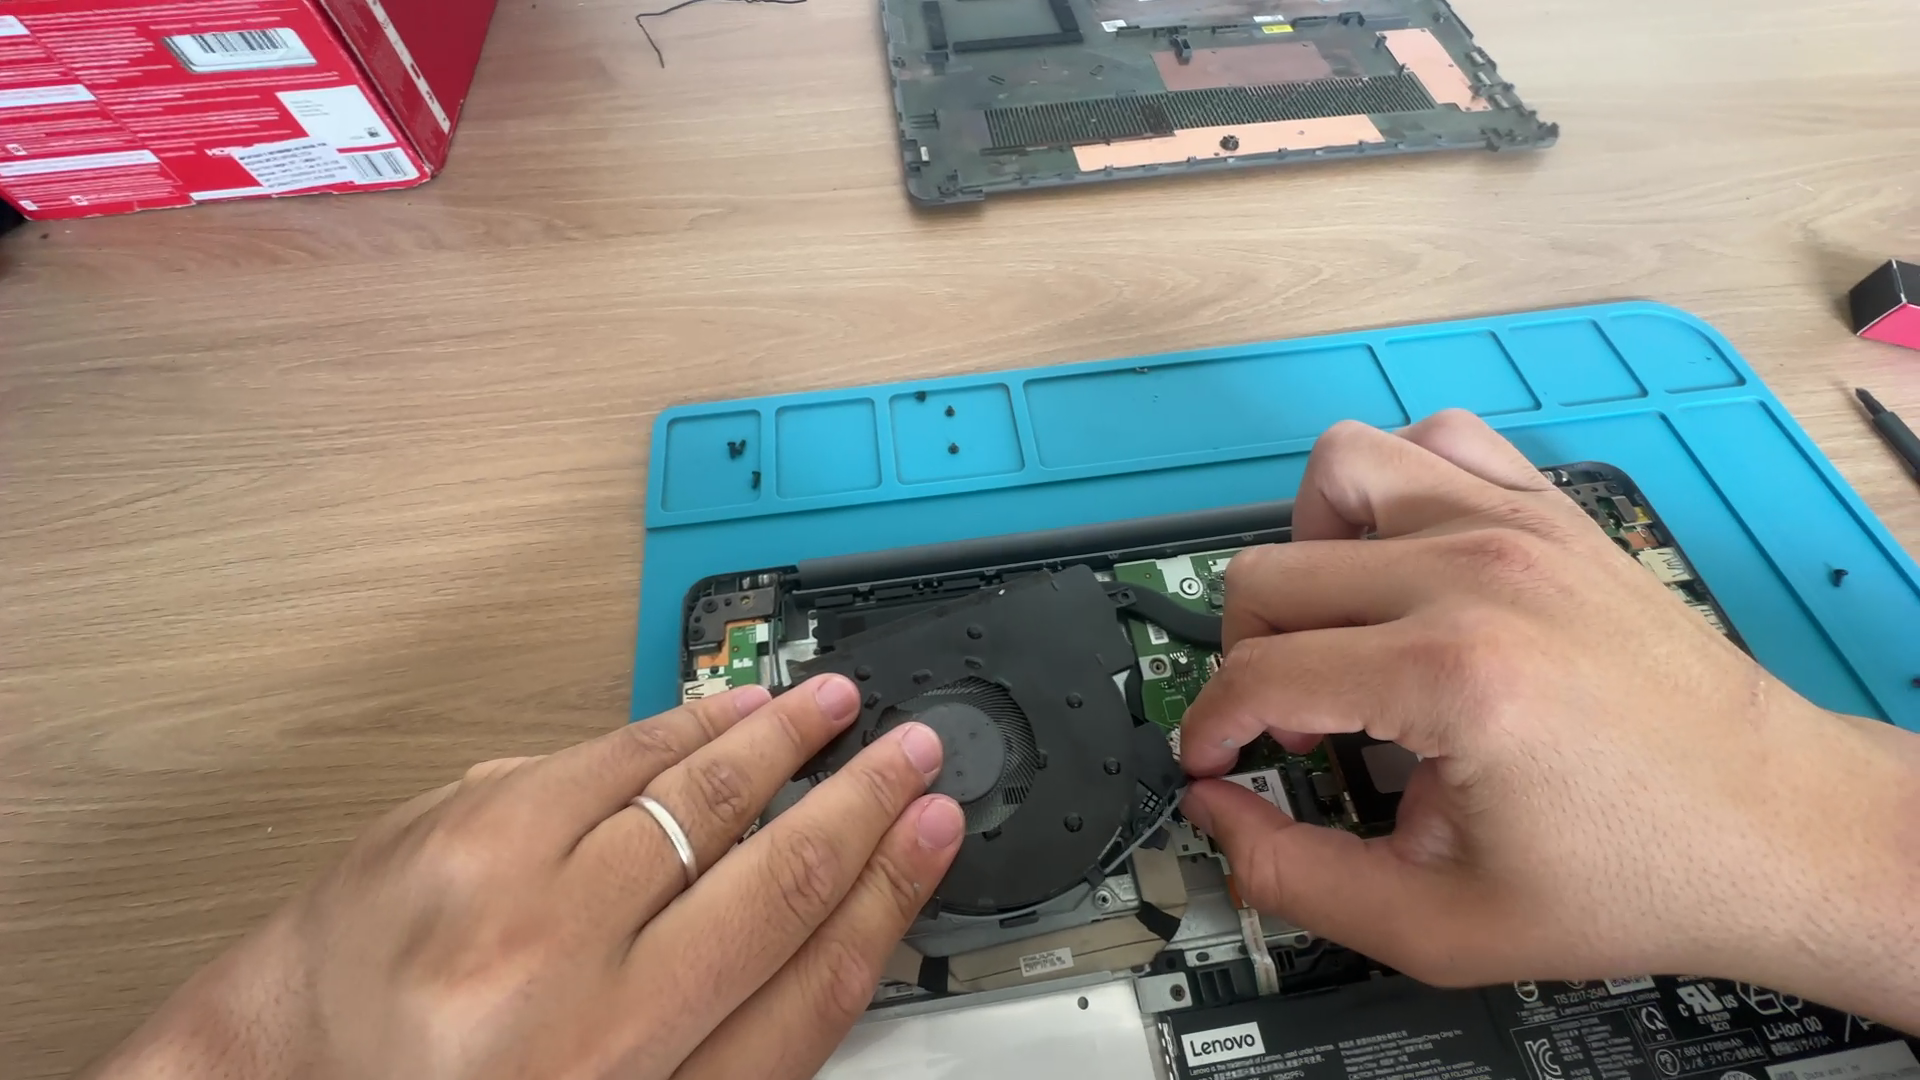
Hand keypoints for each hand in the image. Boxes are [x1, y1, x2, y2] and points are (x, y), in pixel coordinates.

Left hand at [88, 676, 963, 1079]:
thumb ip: (728, 1040)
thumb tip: (838, 915)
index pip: (812, 992)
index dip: (890, 897)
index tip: (932, 831)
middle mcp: (584, 1030)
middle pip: (776, 887)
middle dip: (862, 804)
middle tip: (913, 751)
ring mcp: (520, 919)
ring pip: (707, 802)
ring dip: (788, 742)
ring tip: (837, 705)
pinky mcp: (469, 835)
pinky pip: (621, 756)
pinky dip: (695, 722)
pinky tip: (740, 707)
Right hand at [1178, 411, 1919, 1021]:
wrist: (1799, 833)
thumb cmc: (1627, 883)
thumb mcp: (1440, 926)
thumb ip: (1293, 877)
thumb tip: (1209, 808)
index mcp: (1449, 677)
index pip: (1259, 675)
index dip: (1211, 727)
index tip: (1217, 762)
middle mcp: (1471, 574)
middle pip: (1267, 578)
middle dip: (1249, 658)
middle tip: (1297, 716)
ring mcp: (1512, 522)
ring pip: (1334, 471)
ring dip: (1305, 552)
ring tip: (1338, 619)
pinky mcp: (1545, 507)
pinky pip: (1428, 440)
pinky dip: (1388, 487)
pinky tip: (1399, 557)